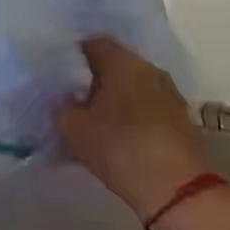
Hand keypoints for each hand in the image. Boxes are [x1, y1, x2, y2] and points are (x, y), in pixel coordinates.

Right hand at [55, 38, 211, 221]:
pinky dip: (124, 112)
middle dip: (89, 77)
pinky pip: (142, 105)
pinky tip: (108, 131)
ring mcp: (169, 95)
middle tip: (65, 94)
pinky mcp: (177, 118)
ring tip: (85, 115)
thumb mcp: (72, 127)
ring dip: (108, 96)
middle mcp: (150, 72)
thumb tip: (65, 99)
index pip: (94, 43)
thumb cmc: (117, 147)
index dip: (70, 53)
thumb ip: (62, 106)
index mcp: (124, 65)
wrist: (173, 186)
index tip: (52, 69)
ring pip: (129, 86)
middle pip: (114, 64)